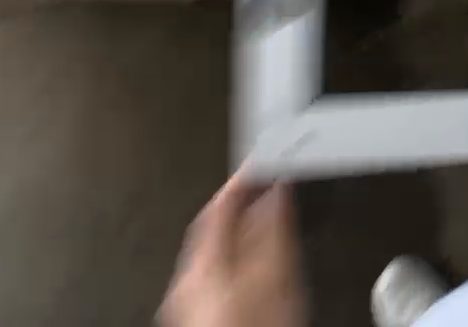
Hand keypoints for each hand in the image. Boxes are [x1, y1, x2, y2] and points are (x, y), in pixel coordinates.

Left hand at [159, 167, 306, 326]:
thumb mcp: (276, 276)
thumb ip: (275, 227)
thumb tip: (276, 189)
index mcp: (203, 264)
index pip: (220, 203)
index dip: (244, 176)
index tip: (263, 157)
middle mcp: (191, 283)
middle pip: (215, 227)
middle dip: (244, 201)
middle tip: (269, 180)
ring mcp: (195, 305)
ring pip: (219, 250)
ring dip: (246, 227)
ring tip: (273, 213)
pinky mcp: (207, 320)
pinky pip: (222, 272)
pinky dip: (244, 253)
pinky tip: (265, 258)